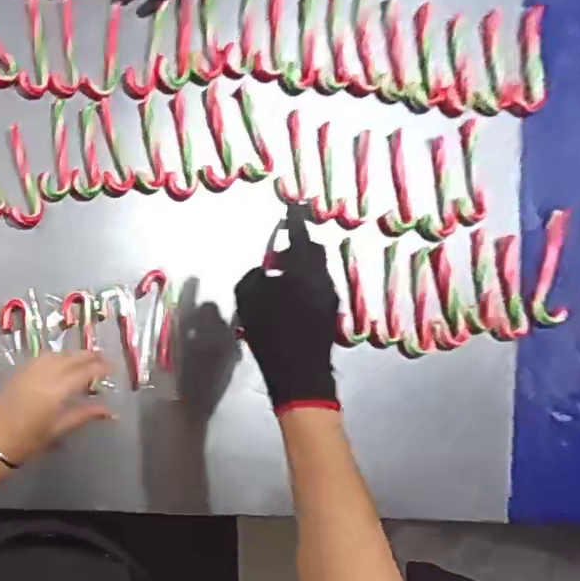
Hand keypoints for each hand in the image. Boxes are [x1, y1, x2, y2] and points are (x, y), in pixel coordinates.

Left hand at [0, 350, 113, 466]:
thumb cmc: (27, 443)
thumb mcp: (58, 430)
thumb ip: (83, 415)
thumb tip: (109, 411)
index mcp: (56, 390)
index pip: (84, 372)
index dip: (100, 368)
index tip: (113, 368)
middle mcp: (43, 376)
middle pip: (70, 358)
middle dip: (88, 356)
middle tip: (103, 359)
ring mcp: (27, 373)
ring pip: (54, 355)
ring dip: (71, 354)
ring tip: (83, 360)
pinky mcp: (16, 375)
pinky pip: (39, 359)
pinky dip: (53, 357)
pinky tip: (58, 362)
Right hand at [234, 210, 339, 411]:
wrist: (300, 372)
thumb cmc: (271, 336)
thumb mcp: (250, 304)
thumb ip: (253, 280)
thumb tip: (261, 270)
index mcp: (304, 271)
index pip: (300, 236)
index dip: (293, 221)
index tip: (290, 208)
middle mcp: (323, 279)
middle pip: (312, 252)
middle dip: (294, 248)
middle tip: (274, 254)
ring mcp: (329, 297)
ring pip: (314, 271)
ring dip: (296, 269)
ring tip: (275, 280)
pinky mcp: (328, 313)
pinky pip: (315, 287)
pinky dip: (300, 285)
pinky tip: (284, 300)